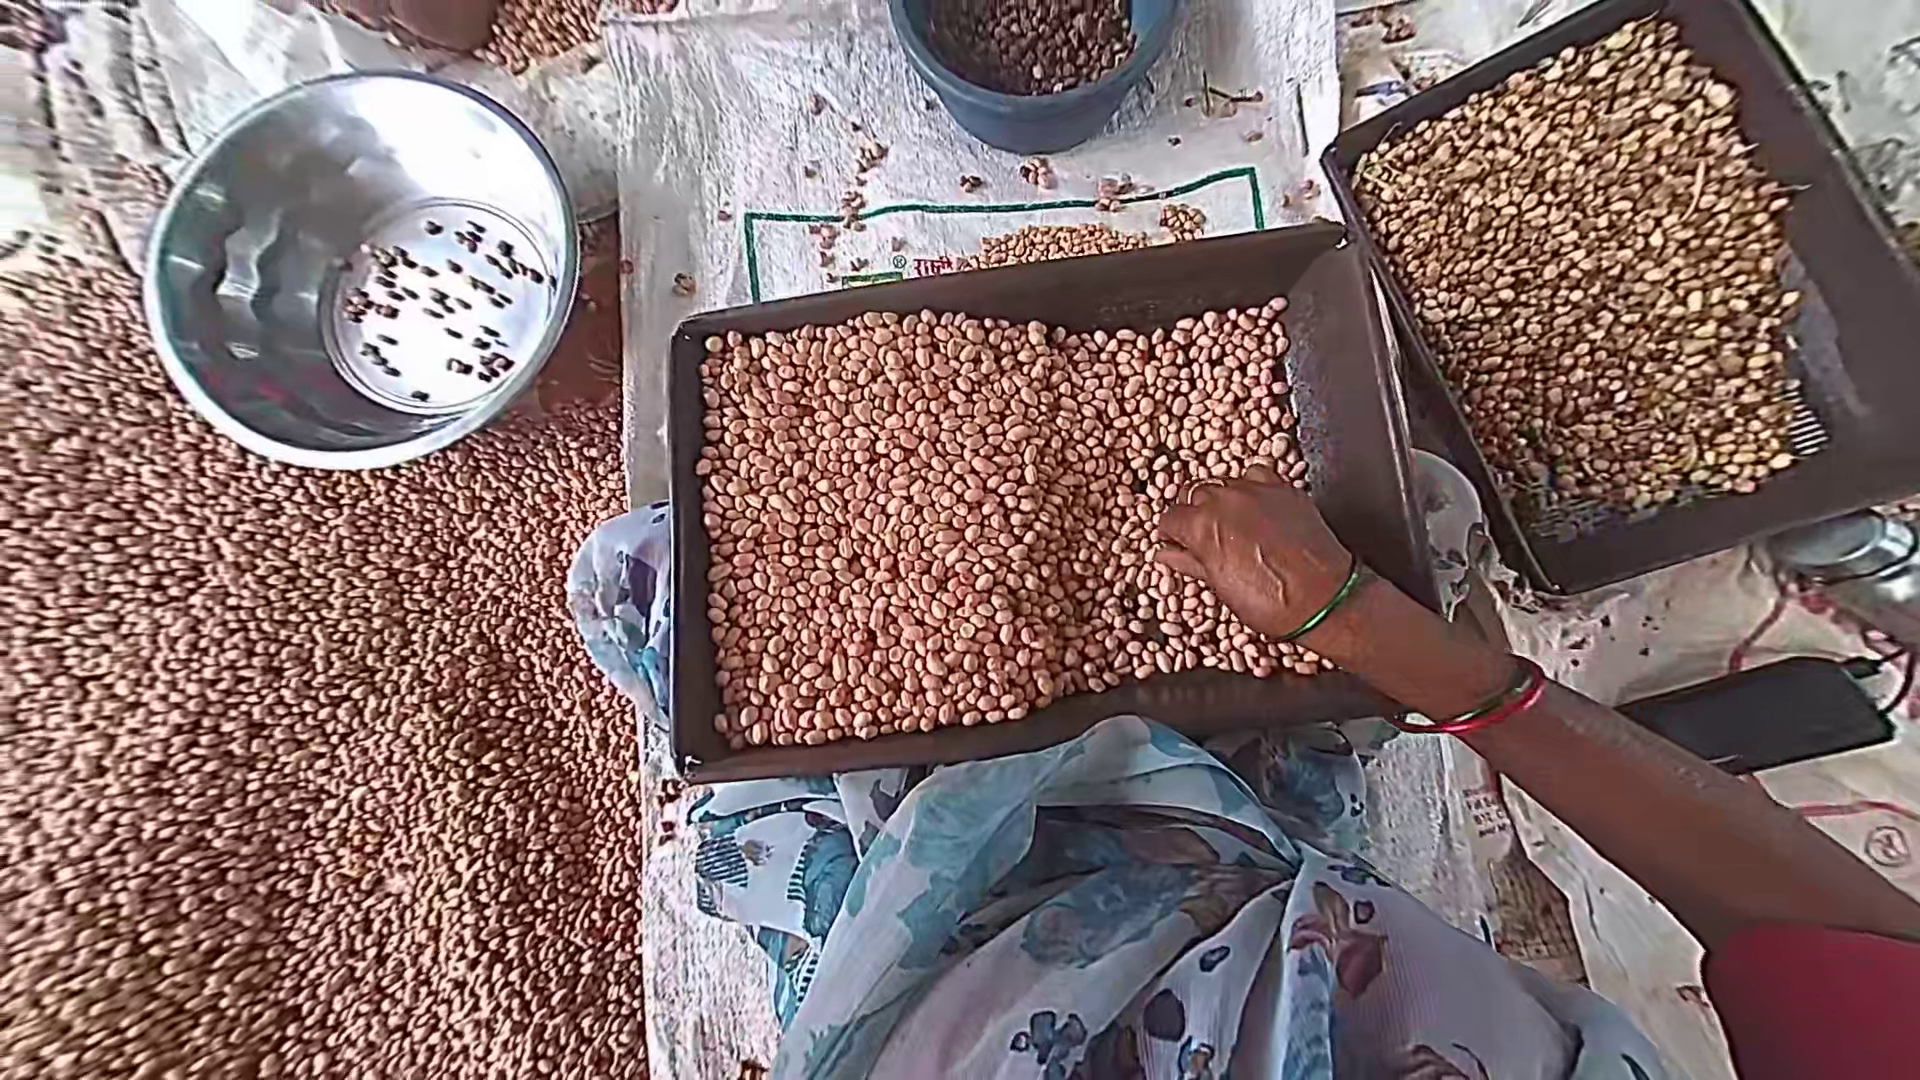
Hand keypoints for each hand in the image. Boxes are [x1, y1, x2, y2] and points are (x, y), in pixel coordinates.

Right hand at [1153, 467, 1352, 640]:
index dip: (1170, 531)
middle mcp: (1224, 501)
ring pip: (1222, 482)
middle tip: (1203, 534)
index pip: (1170, 517)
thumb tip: (1166, 554)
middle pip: (1193, 494)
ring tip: (1230, 522)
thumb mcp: (1219, 584)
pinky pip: (1256, 475)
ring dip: (1219, 499)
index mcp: (1200, 526)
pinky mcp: (1283, 490)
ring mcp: (1255, 492)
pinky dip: (1250, 487)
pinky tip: (1254, 506)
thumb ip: (1189, 561)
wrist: (1324, 600)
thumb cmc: (1271, 601)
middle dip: (1193, 512)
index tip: (1176, 541)